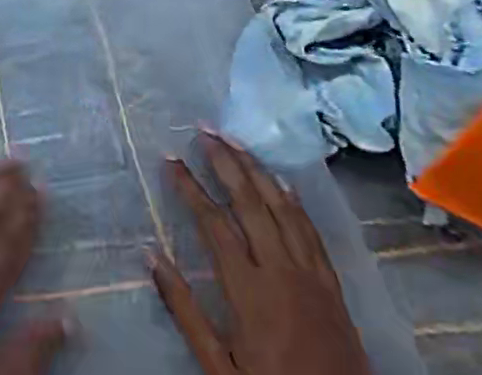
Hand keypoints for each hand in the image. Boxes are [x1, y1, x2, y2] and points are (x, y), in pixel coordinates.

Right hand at [148, 134, 371, 374]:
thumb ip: (184, 309)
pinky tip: (282, 183)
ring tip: (236, 142)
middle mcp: (282, 273)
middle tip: (205, 131)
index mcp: (249, 290)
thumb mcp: (217, 364)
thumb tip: (149, 255)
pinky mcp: (333, 287)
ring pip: (284, 210)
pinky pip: (313, 234)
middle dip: (226, 163)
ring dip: (258, 171)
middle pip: (250, 204)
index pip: (213, 222)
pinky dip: (295, 203)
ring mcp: (312, 277)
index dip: (189, 186)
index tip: (170, 159)